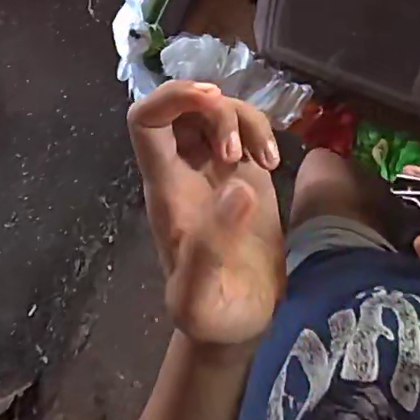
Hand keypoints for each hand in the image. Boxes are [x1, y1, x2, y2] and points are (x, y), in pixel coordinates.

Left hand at [127, 82, 284, 351]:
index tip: (211, 102)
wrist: (240, 321)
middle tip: (237, 146)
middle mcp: (183, 169)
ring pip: (215, 111)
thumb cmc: (212, 314)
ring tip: (264, 160)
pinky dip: (261, 130)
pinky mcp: (243, 171)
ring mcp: (213, 167)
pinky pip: (243, 128)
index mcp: (164, 189)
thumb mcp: (201, 298)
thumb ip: (212, 247)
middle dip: (213, 107)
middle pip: (181, 107)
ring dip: (241, 118)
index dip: (170, 98)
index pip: (146, 122)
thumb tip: (237, 187)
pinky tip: (274, 162)